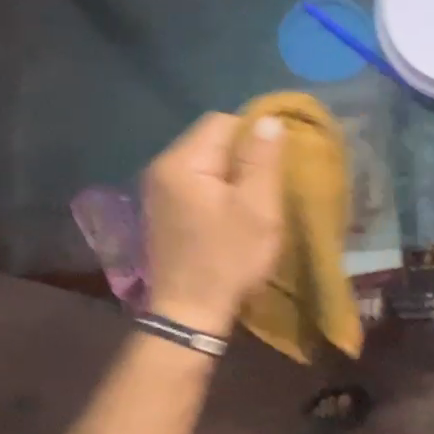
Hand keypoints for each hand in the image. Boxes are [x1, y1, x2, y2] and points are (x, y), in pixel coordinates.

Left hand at [141, 112, 284, 334]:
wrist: (189, 314)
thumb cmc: (229, 260)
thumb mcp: (257, 209)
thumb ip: (262, 160)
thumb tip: (269, 120)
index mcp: (183, 162)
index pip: (223, 122)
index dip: (255, 136)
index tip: (276, 165)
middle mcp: (162, 168)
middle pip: (210, 140)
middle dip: (243, 156)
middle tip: (267, 186)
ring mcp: (158, 190)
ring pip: (204, 163)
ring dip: (231, 175)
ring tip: (252, 201)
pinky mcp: (162, 211)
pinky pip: (194, 183)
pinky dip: (216, 190)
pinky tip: (230, 216)